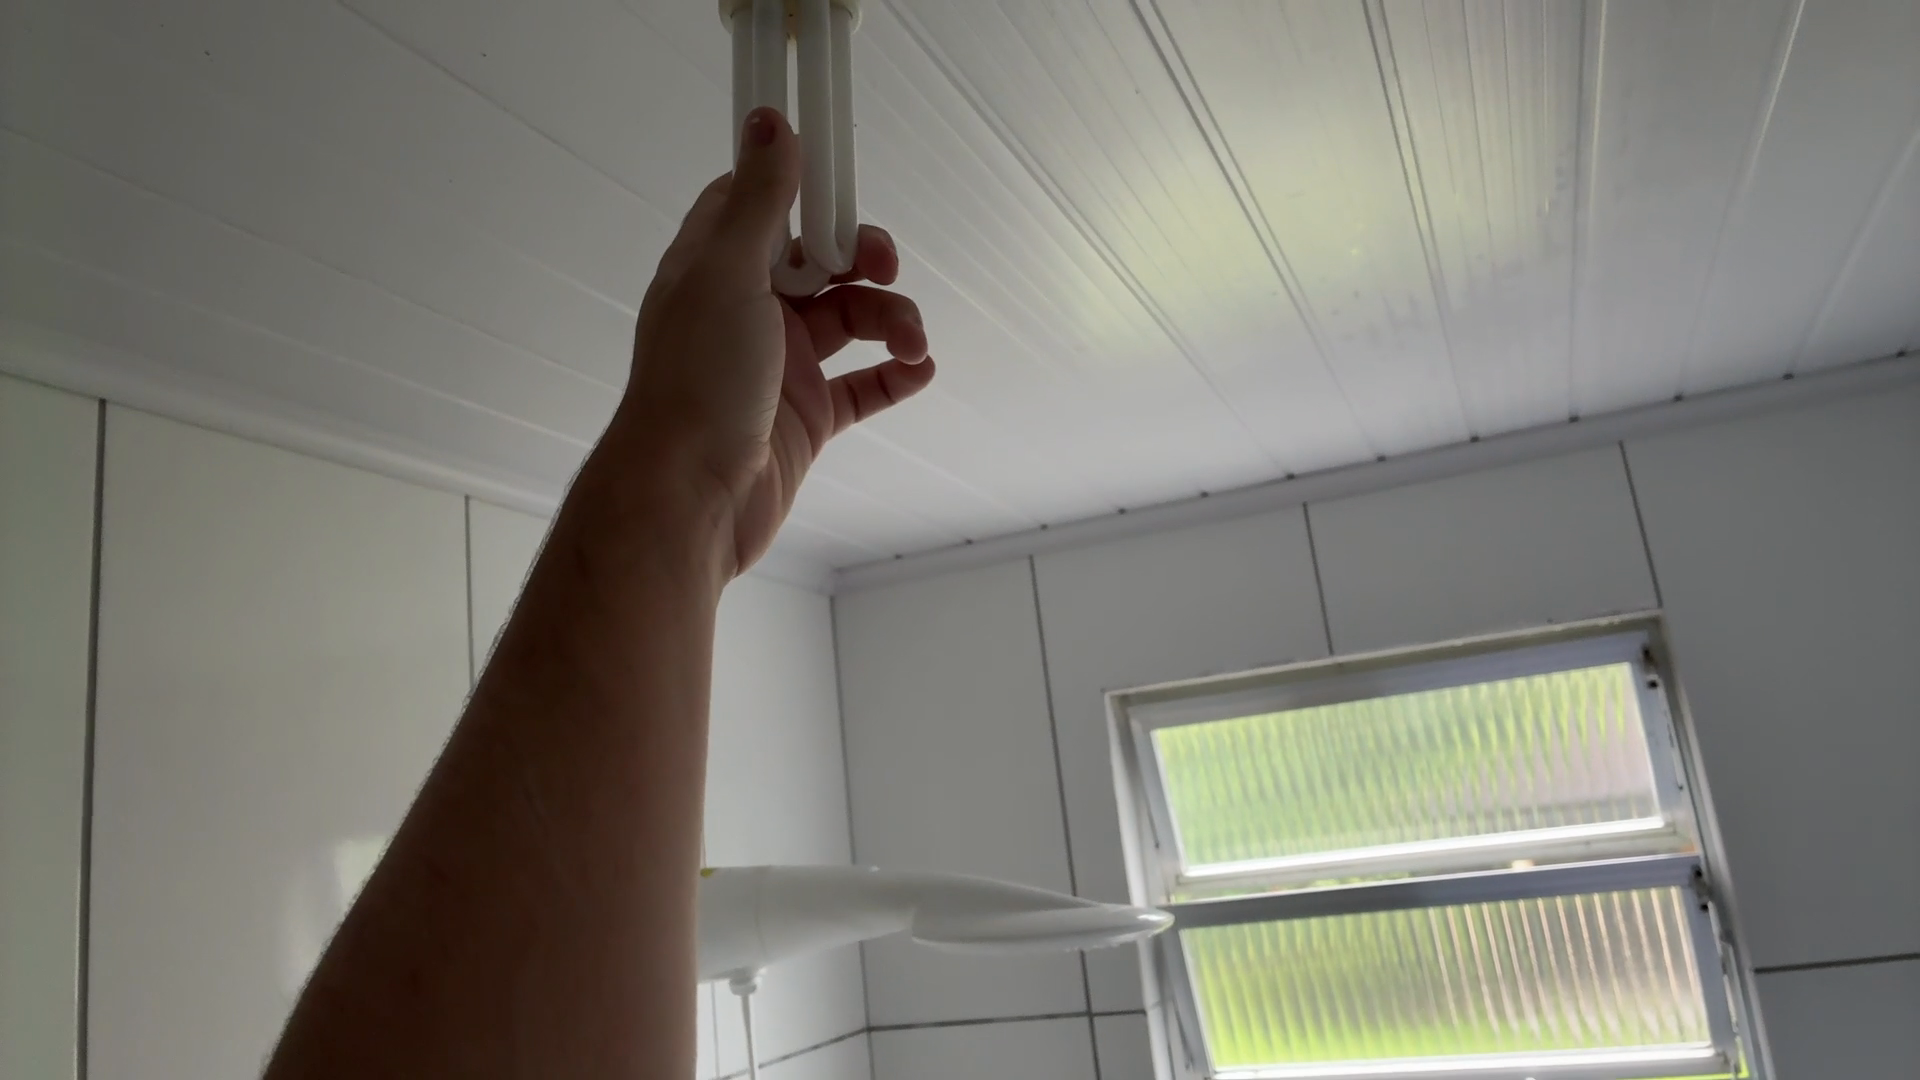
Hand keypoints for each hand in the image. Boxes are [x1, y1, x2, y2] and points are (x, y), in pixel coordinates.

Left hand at [605, 106, 934, 578]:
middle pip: (823, 268)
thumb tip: (771, 122)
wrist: (694, 498)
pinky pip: (861, 388)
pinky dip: (893, 378)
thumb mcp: (727, 276)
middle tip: (889, 270)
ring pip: (851, 327)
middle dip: (864, 265)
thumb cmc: (698, 383)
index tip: (844, 194)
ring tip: (915, 344)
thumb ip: (757, 203)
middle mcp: (751, 314)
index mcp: (719, 270)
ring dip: (892, 325)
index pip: (764, 211)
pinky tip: (920, 371)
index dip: (806, 196)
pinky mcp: (808, 418)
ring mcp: (783, 368)